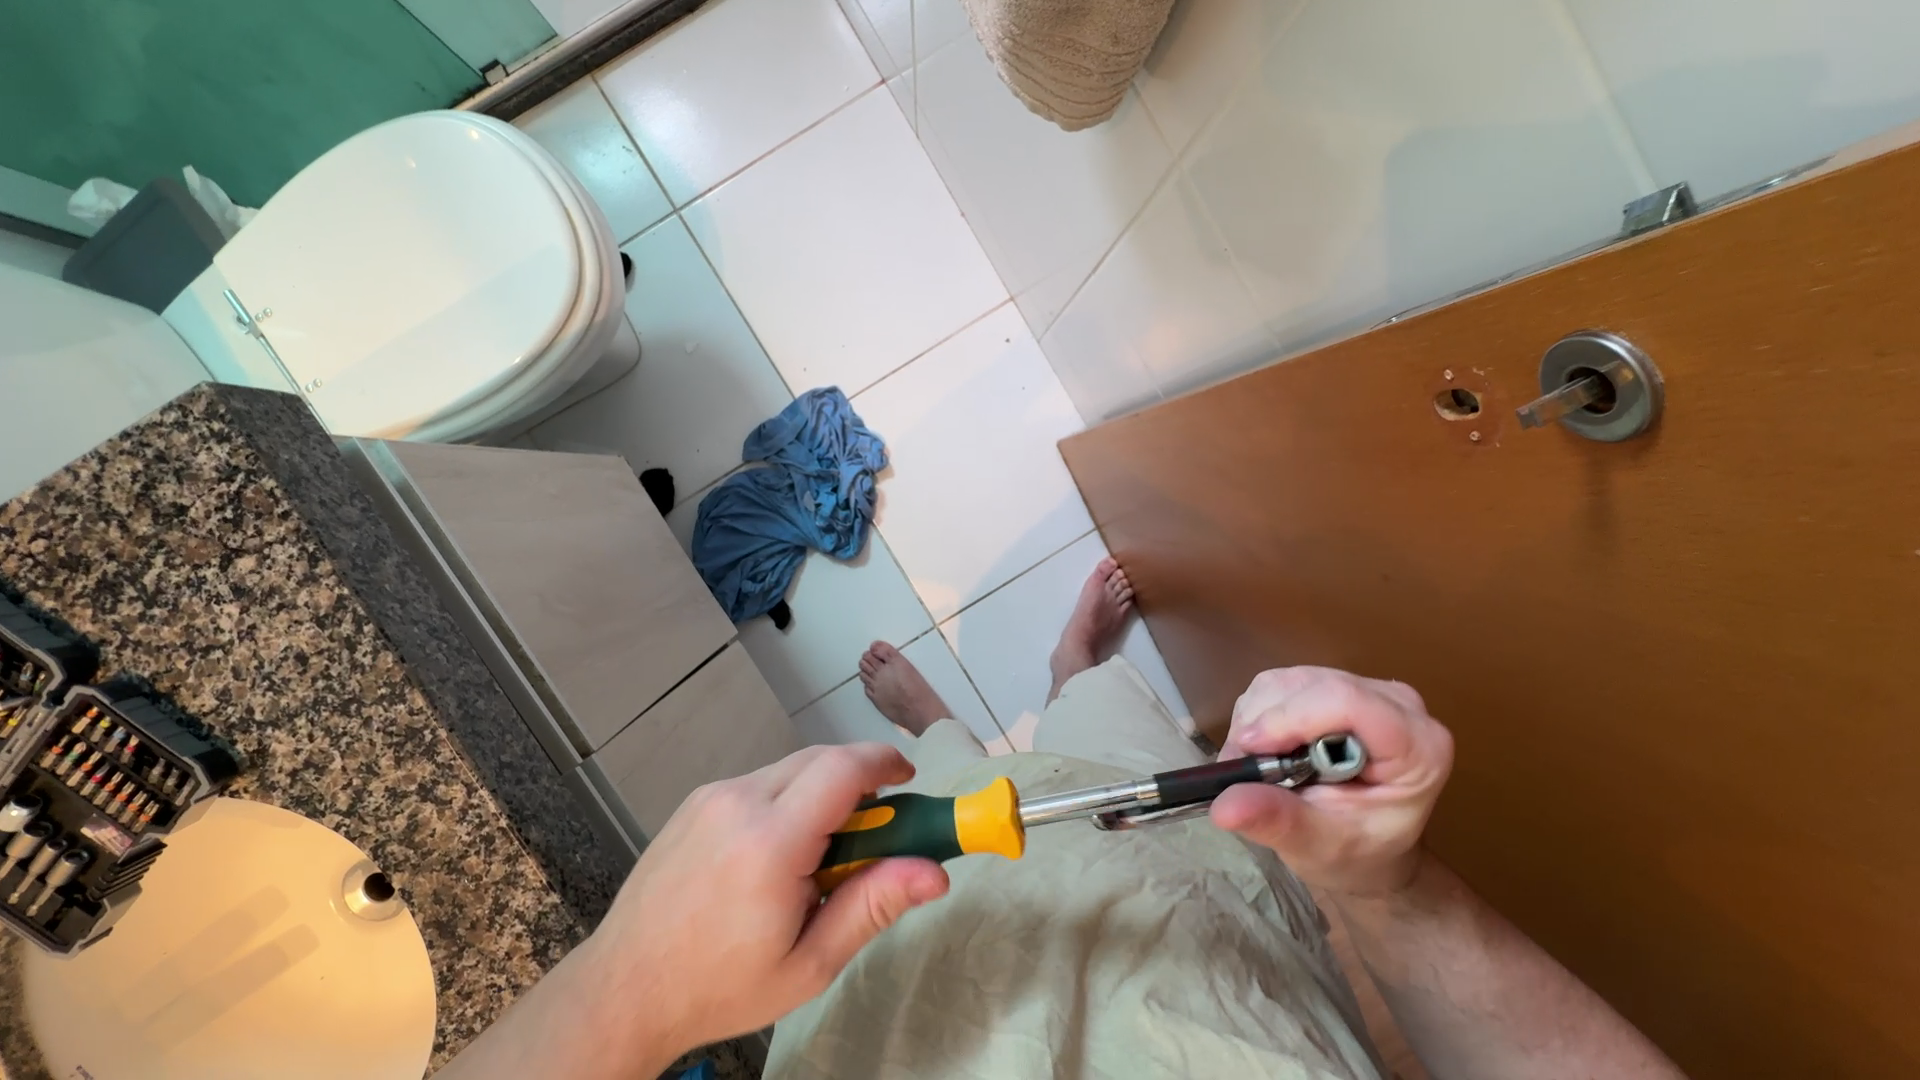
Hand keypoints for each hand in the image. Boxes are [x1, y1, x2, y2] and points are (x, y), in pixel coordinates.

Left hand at [582, 743, 950, 1062]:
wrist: (622, 990)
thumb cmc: (722, 986)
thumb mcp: (809, 963)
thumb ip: (873, 906)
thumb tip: (935, 873)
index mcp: (771, 842)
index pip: (842, 769)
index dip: (883, 762)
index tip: (909, 778)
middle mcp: (739, 801)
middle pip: (820, 759)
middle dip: (860, 778)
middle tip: (877, 825)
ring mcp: (712, 796)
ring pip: (790, 769)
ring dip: (823, 790)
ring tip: (824, 852)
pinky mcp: (696, 801)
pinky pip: (760, 782)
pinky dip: (788, 798)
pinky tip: (780, 851)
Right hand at [1209, 666, 1452, 897]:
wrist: (1365, 851)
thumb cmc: (1354, 854)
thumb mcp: (1317, 846)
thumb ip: (1277, 821)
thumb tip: (1222, 807)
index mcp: (1417, 746)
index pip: (1347, 701)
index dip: (1290, 717)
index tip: (1249, 751)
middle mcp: (1397, 704)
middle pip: (1309, 686)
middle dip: (1265, 724)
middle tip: (1246, 771)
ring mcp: (1364, 689)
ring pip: (1286, 682)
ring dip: (1255, 720)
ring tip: (1259, 767)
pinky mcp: (1332, 684)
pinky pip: (1278, 684)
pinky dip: (1256, 714)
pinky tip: (1266, 748)